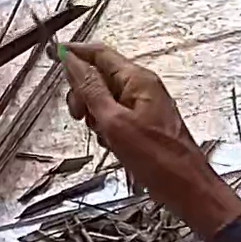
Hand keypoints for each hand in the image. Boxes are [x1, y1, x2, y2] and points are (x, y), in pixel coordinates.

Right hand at [61, 42, 240, 237]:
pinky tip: (110, 142)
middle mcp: (141, 87)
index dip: (74, 53)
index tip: (54, 55)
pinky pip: (113, 114)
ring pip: (104, 97)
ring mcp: (142, 104)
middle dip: (82, 92)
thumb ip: (90, 89)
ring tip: (100, 132)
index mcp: (138, 80)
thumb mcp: (114, 122)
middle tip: (79, 114)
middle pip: (99, 75)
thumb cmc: (158, 159)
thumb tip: (72, 61)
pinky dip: (105, 125)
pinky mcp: (142, 122)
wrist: (186, 189)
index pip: (99, 53)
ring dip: (93, 112)